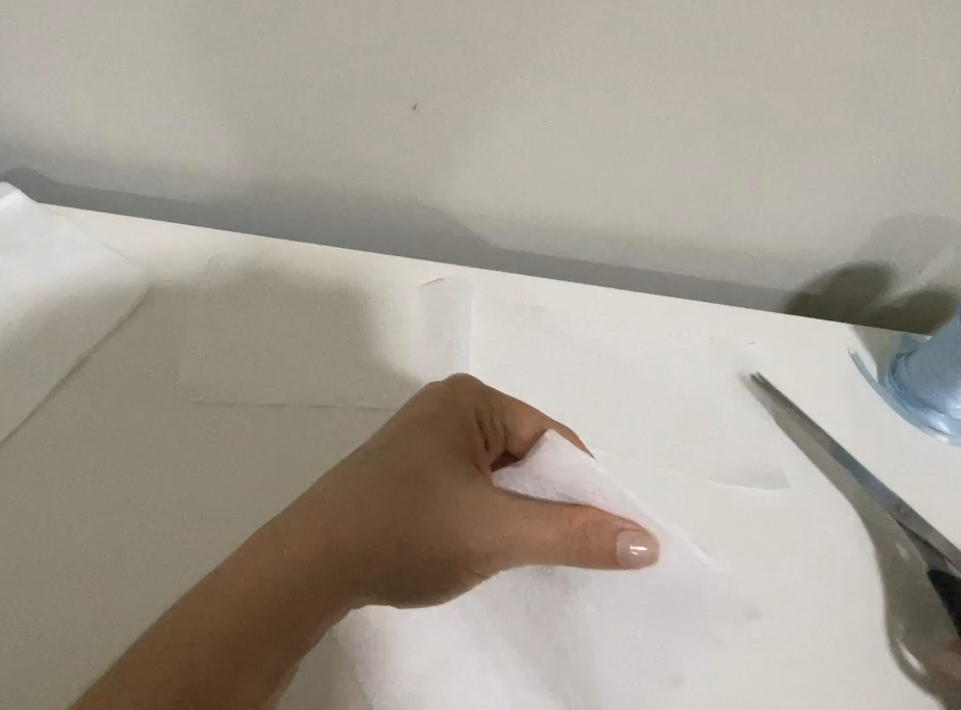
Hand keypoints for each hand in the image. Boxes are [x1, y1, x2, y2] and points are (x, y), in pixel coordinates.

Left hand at [271, 373, 659, 608]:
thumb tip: (647, 542)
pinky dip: (489, 517)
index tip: (604, 540)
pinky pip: (471, 487)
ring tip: (528, 558)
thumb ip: (573, 534)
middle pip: (526, 455)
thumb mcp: (497, 533)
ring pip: (499, 476)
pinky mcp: (412, 470)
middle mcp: (449, 407)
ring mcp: (427, 439)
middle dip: (549, 504)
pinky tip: (489, 549)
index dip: (581, 489)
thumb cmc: (406, 530)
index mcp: (469, 399)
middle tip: (567, 556)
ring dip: (518, 515)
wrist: (313, 561)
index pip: (550, 439)